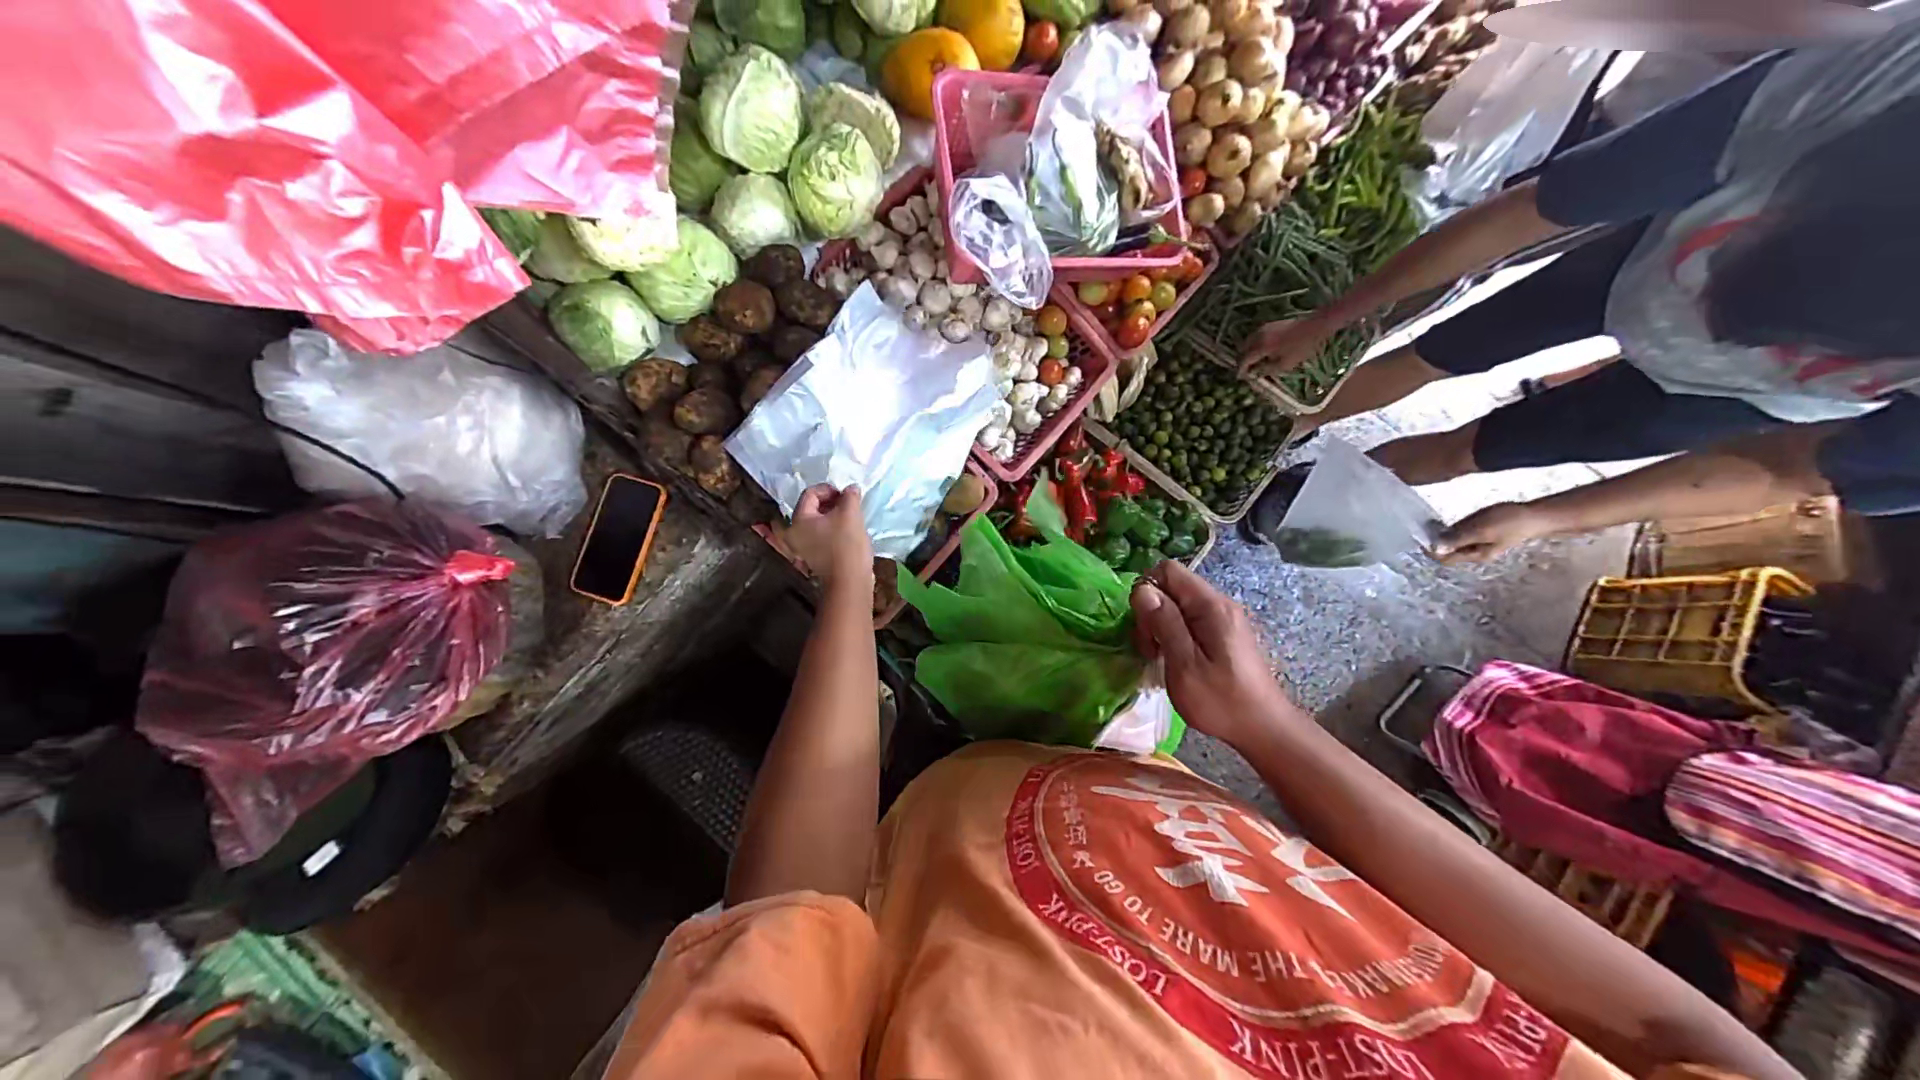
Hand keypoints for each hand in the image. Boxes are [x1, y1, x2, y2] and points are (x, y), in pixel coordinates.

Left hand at [781, 484, 872, 590]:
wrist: (850, 581)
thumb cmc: (846, 544)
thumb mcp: (850, 513)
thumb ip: (850, 496)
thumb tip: (850, 489)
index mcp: (798, 521)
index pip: (810, 494)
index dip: (829, 489)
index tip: (847, 495)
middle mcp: (795, 533)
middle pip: (812, 508)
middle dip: (832, 502)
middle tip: (850, 504)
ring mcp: (804, 547)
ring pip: (818, 522)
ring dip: (835, 515)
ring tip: (852, 516)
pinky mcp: (815, 556)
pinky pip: (822, 534)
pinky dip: (834, 528)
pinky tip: (849, 530)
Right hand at [1130, 561, 1299, 747]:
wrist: (1264, 728)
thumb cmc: (1221, 700)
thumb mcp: (1184, 664)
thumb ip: (1164, 623)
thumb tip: (1142, 589)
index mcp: (1210, 606)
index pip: (1167, 570)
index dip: (1146, 591)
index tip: (1144, 627)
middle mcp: (1219, 604)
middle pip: (1172, 586)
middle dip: (1152, 612)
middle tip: (1151, 649)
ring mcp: (1223, 618)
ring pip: (1178, 604)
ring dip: (1161, 626)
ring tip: (1161, 658)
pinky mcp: (1224, 634)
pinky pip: (1190, 620)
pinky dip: (1175, 635)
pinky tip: (1176, 660)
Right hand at [1240, 316, 1332, 376]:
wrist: (1316, 326)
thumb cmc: (1302, 347)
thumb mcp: (1285, 364)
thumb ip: (1267, 370)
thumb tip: (1255, 373)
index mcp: (1261, 347)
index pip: (1244, 360)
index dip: (1241, 370)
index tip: (1240, 377)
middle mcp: (1259, 336)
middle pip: (1243, 349)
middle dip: (1242, 360)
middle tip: (1245, 370)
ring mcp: (1264, 328)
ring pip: (1248, 341)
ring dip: (1247, 351)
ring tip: (1252, 361)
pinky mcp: (1271, 324)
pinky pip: (1256, 336)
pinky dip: (1254, 344)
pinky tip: (1261, 350)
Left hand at [1431, 502, 1552, 563]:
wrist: (1535, 515)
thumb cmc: (1508, 522)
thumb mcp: (1481, 530)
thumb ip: (1458, 539)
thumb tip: (1436, 549)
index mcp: (1475, 555)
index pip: (1445, 558)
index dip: (1430, 551)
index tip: (1418, 538)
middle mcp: (1475, 553)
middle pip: (1447, 552)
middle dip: (1434, 543)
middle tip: (1421, 529)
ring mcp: (1479, 543)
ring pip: (1453, 543)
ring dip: (1441, 536)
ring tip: (1429, 525)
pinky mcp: (1482, 534)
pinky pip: (1461, 535)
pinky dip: (1451, 530)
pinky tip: (1444, 522)